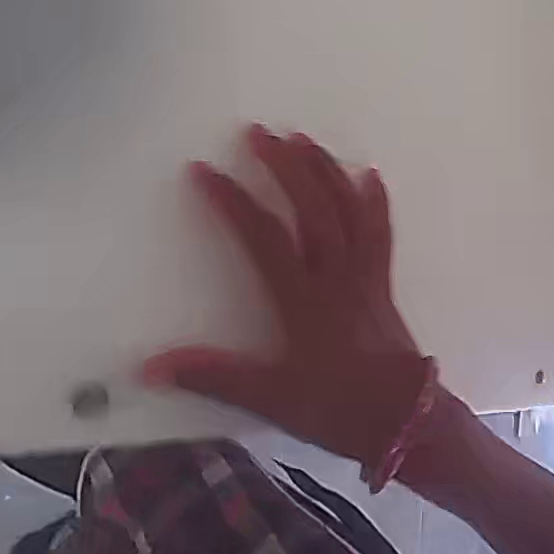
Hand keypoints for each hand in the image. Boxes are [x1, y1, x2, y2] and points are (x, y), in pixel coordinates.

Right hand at [141, 125, 435, 467]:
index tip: (205, 170)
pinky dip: (375, 201)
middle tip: (261, 132)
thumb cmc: (337, 408)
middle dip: (286, 167)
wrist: (405, 421)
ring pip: (348, 211)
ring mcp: (365, 274)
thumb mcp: (270, 398)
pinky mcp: (384, 281)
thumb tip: (149, 368)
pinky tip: (370, 174)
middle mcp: (336, 275)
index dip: (234, 200)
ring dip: (326, 171)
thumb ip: (212, 378)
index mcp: (303, 299)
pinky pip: (380, 233)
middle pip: (313, 208)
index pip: (264, 237)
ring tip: (304, 139)